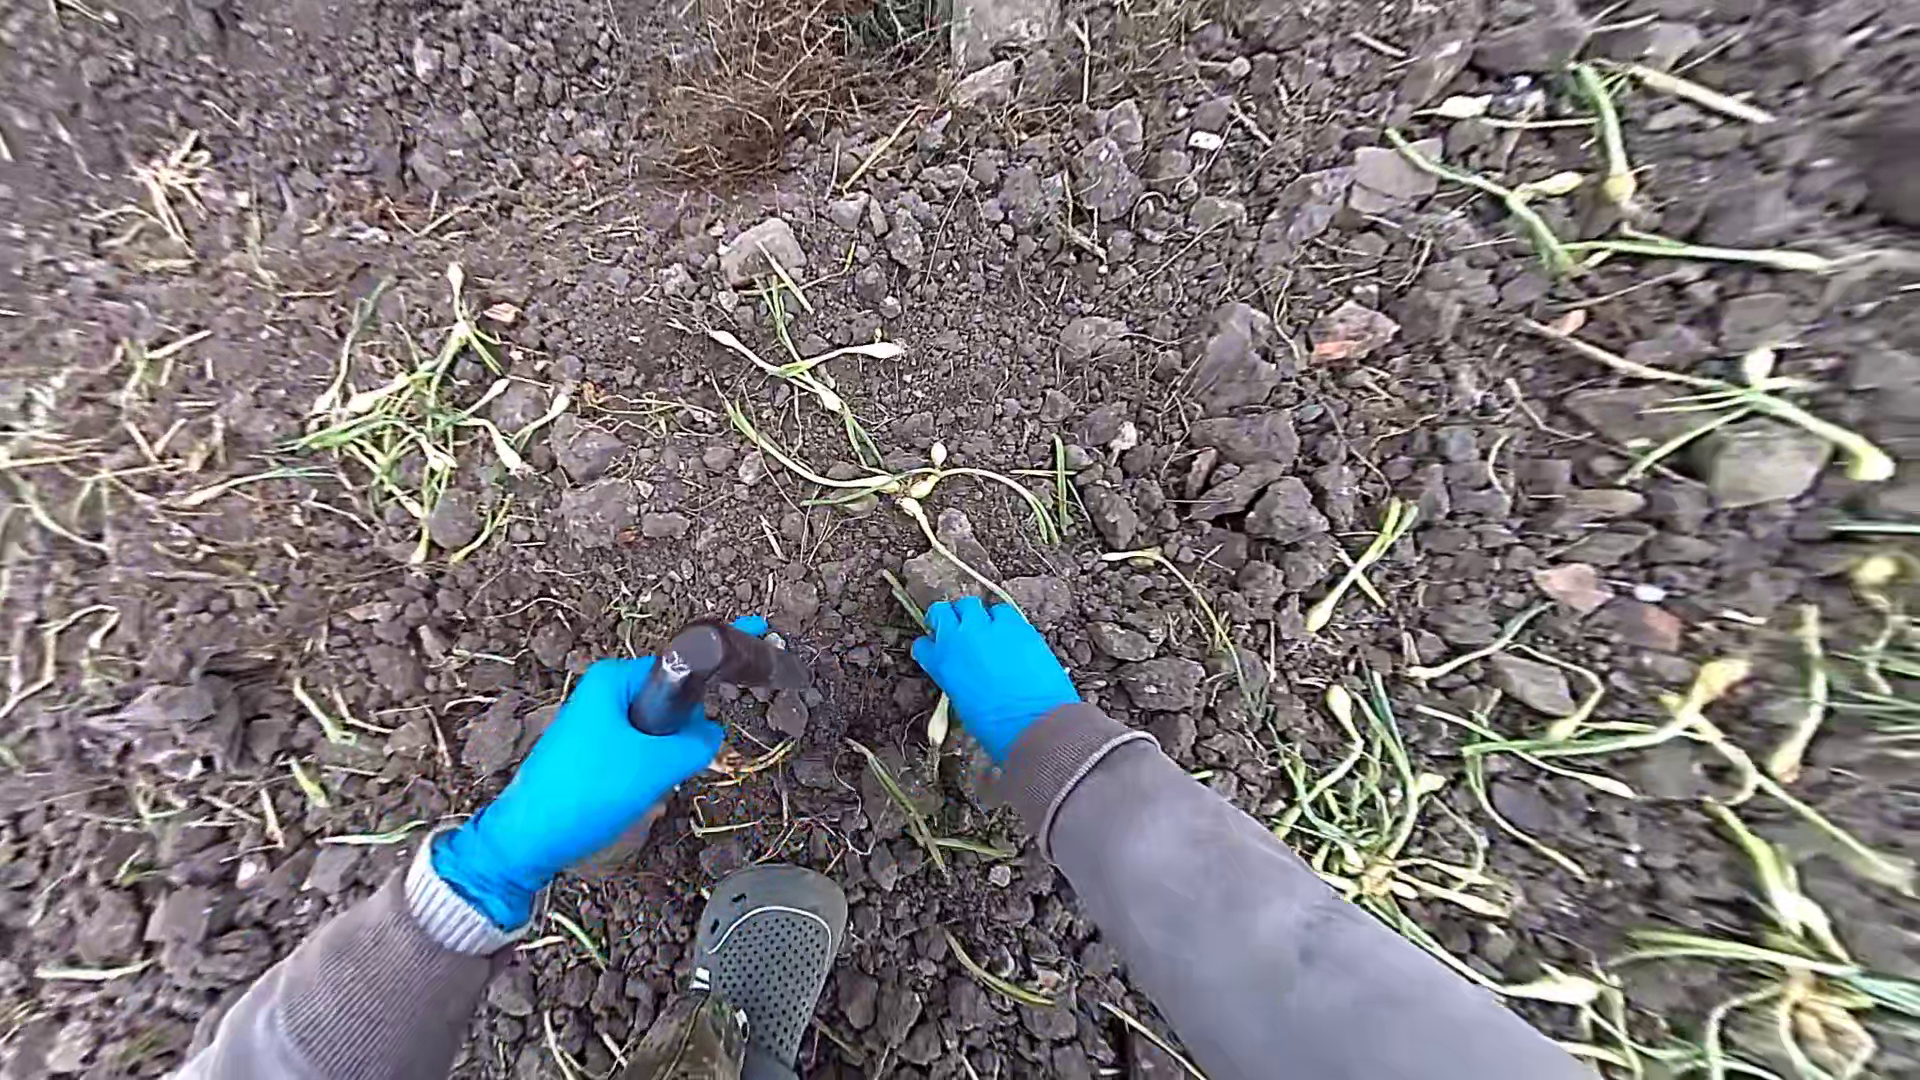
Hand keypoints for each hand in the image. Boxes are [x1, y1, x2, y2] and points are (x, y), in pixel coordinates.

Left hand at [432, 616, 768, 928]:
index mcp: (615, 678)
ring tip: (653, 786)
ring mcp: (598, 721)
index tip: (758, 633)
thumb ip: (699, 742)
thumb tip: (711, 734)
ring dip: (667, 757)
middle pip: (674, 699)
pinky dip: (651, 768)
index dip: (721, 655)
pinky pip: (641, 747)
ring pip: (659, 729)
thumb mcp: (657, 765)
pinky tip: (642, 795)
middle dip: (686, 730)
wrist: (522, 847)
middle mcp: (605, 691)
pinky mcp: (593, 749)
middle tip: (685, 758)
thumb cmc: (586, 793)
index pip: (683, 660)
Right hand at [911, 596, 1078, 763]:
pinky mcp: (1015, 624)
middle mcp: (959, 639)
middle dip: (950, 617)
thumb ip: (957, 680)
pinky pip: (1002, 611)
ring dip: (976, 615)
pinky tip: (1009, 633)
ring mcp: (987, 627)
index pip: (923, 645)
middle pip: (944, 611)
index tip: (936, 646)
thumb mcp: (964, 705)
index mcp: (942, 664)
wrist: (1034, 722)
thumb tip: (964, 673)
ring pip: (972, 604)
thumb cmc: (998, 727)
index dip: (930, 644)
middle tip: (959, 627)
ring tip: (986, 628)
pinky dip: (1002, 619)